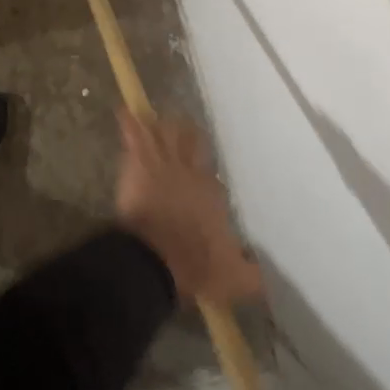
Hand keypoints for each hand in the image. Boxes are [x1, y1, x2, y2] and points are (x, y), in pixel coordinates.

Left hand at [115, 110, 262, 304]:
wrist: (158, 259)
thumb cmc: (195, 265)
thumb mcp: (234, 278)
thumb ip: (251, 275)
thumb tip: (266, 278)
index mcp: (212, 197)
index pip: (212, 179)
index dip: (206, 177)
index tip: (204, 177)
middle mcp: (192, 175)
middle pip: (191, 146)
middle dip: (187, 138)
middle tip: (184, 133)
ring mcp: (165, 165)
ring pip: (166, 135)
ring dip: (160, 127)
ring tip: (154, 119)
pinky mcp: (140, 164)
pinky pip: (135, 136)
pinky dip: (129, 123)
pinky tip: (124, 110)